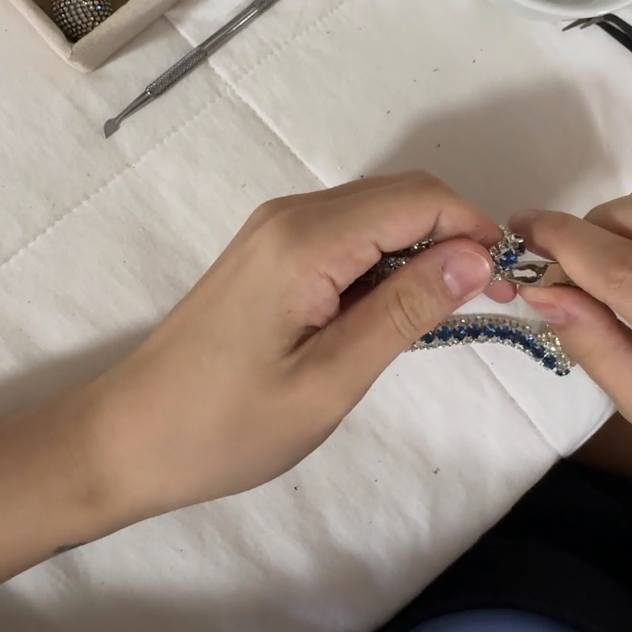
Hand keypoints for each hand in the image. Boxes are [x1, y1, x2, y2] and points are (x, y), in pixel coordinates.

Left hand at [83, 172, 503, 524]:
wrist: (125, 437)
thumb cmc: (225, 426)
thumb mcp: (329, 381)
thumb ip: (404, 311)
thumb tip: (475, 257)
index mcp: (307, 240)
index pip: (419, 200)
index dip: (474, 230)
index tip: (505, 285)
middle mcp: (294, 213)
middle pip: (402, 194)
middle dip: (455, 234)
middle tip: (483, 300)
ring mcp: (279, 226)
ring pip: (379, 209)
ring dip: (423, 246)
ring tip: (439, 312)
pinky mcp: (273, 246)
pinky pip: (351, 230)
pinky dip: (388, 257)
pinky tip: (389, 308)